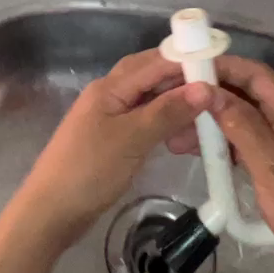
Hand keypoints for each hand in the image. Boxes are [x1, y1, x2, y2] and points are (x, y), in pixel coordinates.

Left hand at [15, 50, 213, 245]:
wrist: (51, 212)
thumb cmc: (89, 170)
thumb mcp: (132, 139)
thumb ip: (168, 111)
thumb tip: (206, 88)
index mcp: (110, 86)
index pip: (155, 62)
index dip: (187, 60)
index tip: (222, 66)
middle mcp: (109, 94)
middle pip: (151, 76)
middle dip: (183, 81)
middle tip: (218, 92)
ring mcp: (110, 116)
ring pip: (150, 99)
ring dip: (176, 104)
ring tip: (205, 118)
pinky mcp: (113, 139)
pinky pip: (145, 120)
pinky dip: (165, 123)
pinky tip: (182, 134)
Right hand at [191, 56, 273, 272]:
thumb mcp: (270, 167)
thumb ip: (241, 126)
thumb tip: (209, 90)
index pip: (257, 74)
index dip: (224, 66)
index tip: (189, 70)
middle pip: (247, 95)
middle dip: (211, 96)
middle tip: (176, 106)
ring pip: (243, 120)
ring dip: (212, 123)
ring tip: (177, 137)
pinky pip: (245, 143)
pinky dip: (222, 144)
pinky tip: (199, 154)